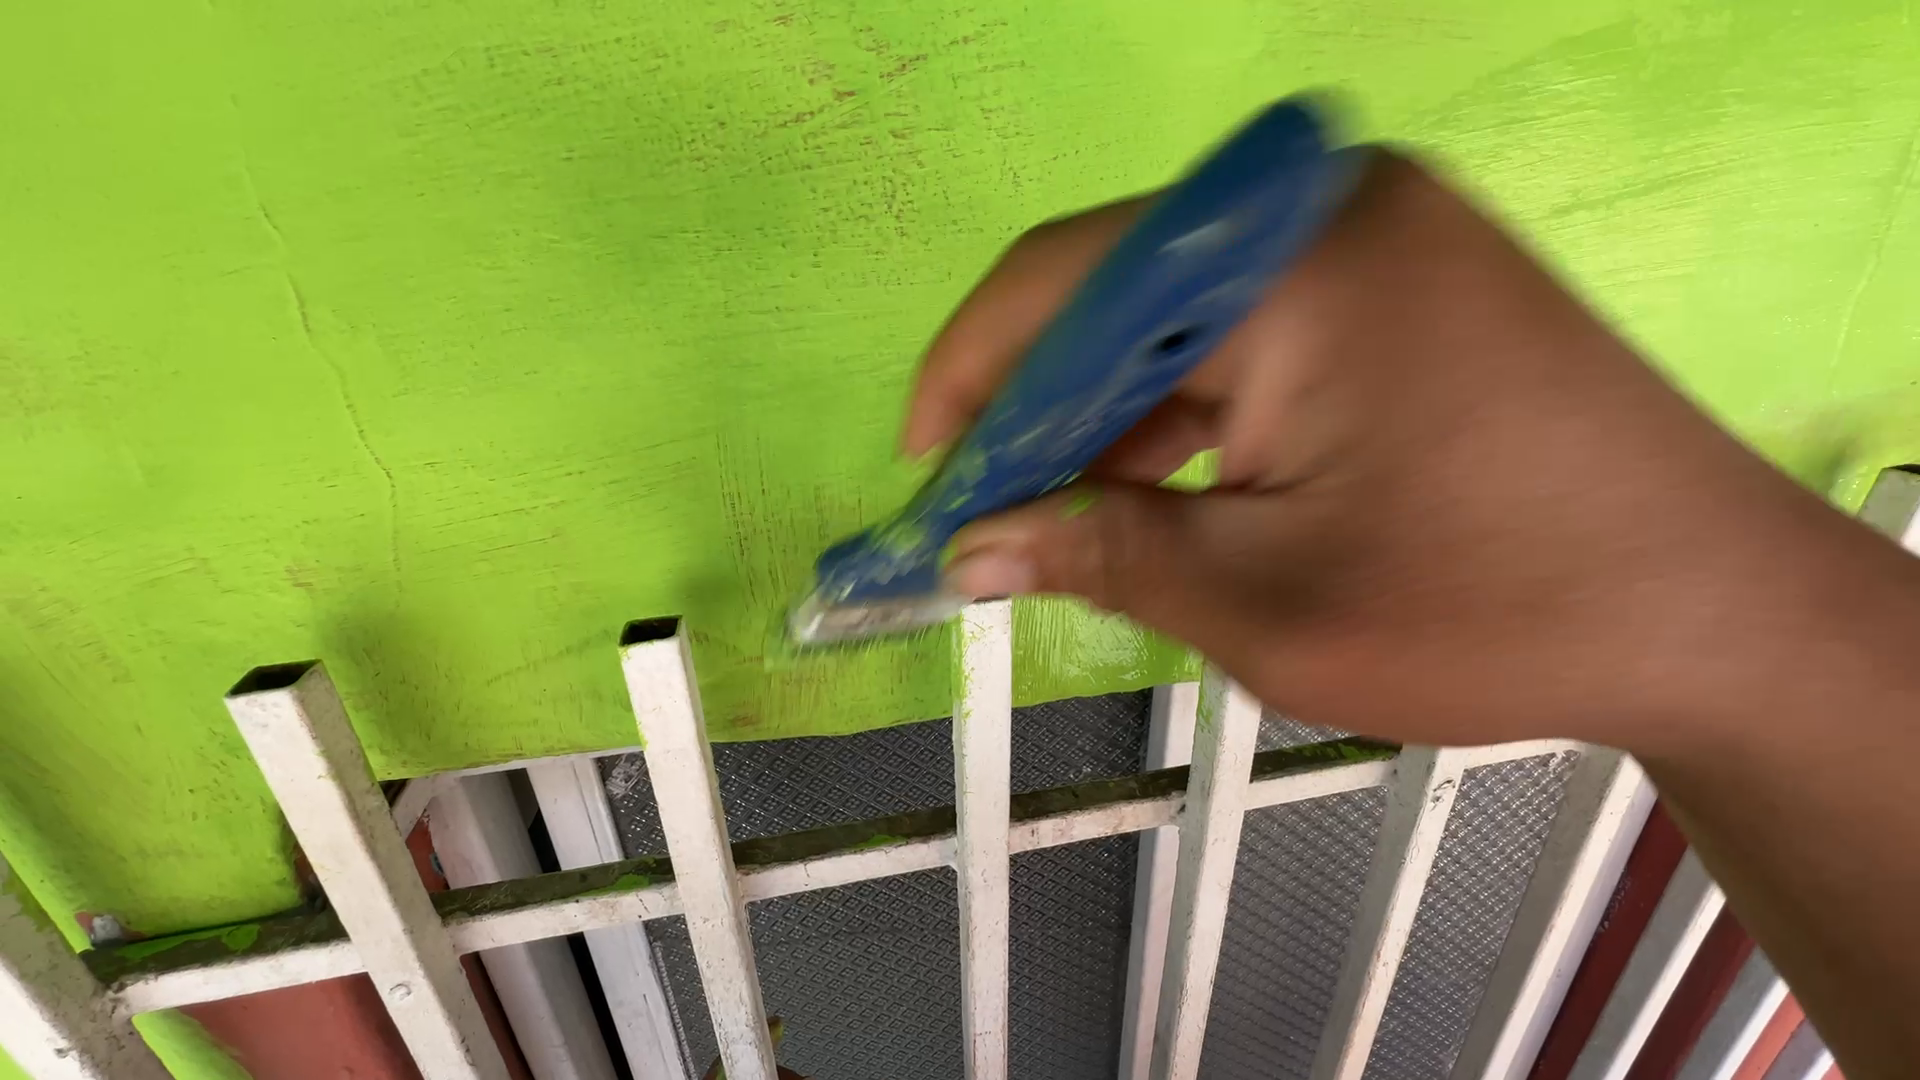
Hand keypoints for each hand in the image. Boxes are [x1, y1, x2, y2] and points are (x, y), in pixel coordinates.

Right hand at [908, 151, 1898, 751]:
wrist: (1712, 626)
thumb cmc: (1486, 612)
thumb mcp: (1258, 601)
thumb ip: (1095, 554)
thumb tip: (968, 550)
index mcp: (1294, 262)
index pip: (1067, 283)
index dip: (971, 374)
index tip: (928, 469)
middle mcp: (1324, 219)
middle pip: (1115, 300)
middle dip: (1035, 413)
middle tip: (985, 511)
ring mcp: (1364, 251)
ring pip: (1170, 329)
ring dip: (1101, 426)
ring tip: (1056, 521)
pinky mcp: (1384, 300)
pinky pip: (1232, 347)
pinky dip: (1171, 423)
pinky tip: (1142, 494)